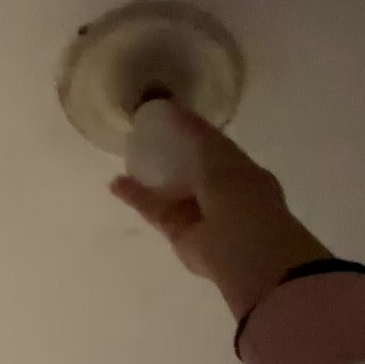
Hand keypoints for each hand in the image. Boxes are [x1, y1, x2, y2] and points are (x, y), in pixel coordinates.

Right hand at [108, 103, 329, 316]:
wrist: (248, 255)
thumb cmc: (243, 198)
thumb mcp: (221, 157)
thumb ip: (194, 134)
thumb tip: (172, 108)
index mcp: (240, 170)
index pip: (212, 145)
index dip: (190, 129)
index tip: (164, 115)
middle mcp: (220, 191)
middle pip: (188, 167)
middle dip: (167, 153)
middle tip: (140, 135)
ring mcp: (199, 214)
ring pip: (169, 190)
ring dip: (148, 176)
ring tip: (125, 157)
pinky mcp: (179, 233)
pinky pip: (155, 210)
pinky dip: (136, 198)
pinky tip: (116, 183)